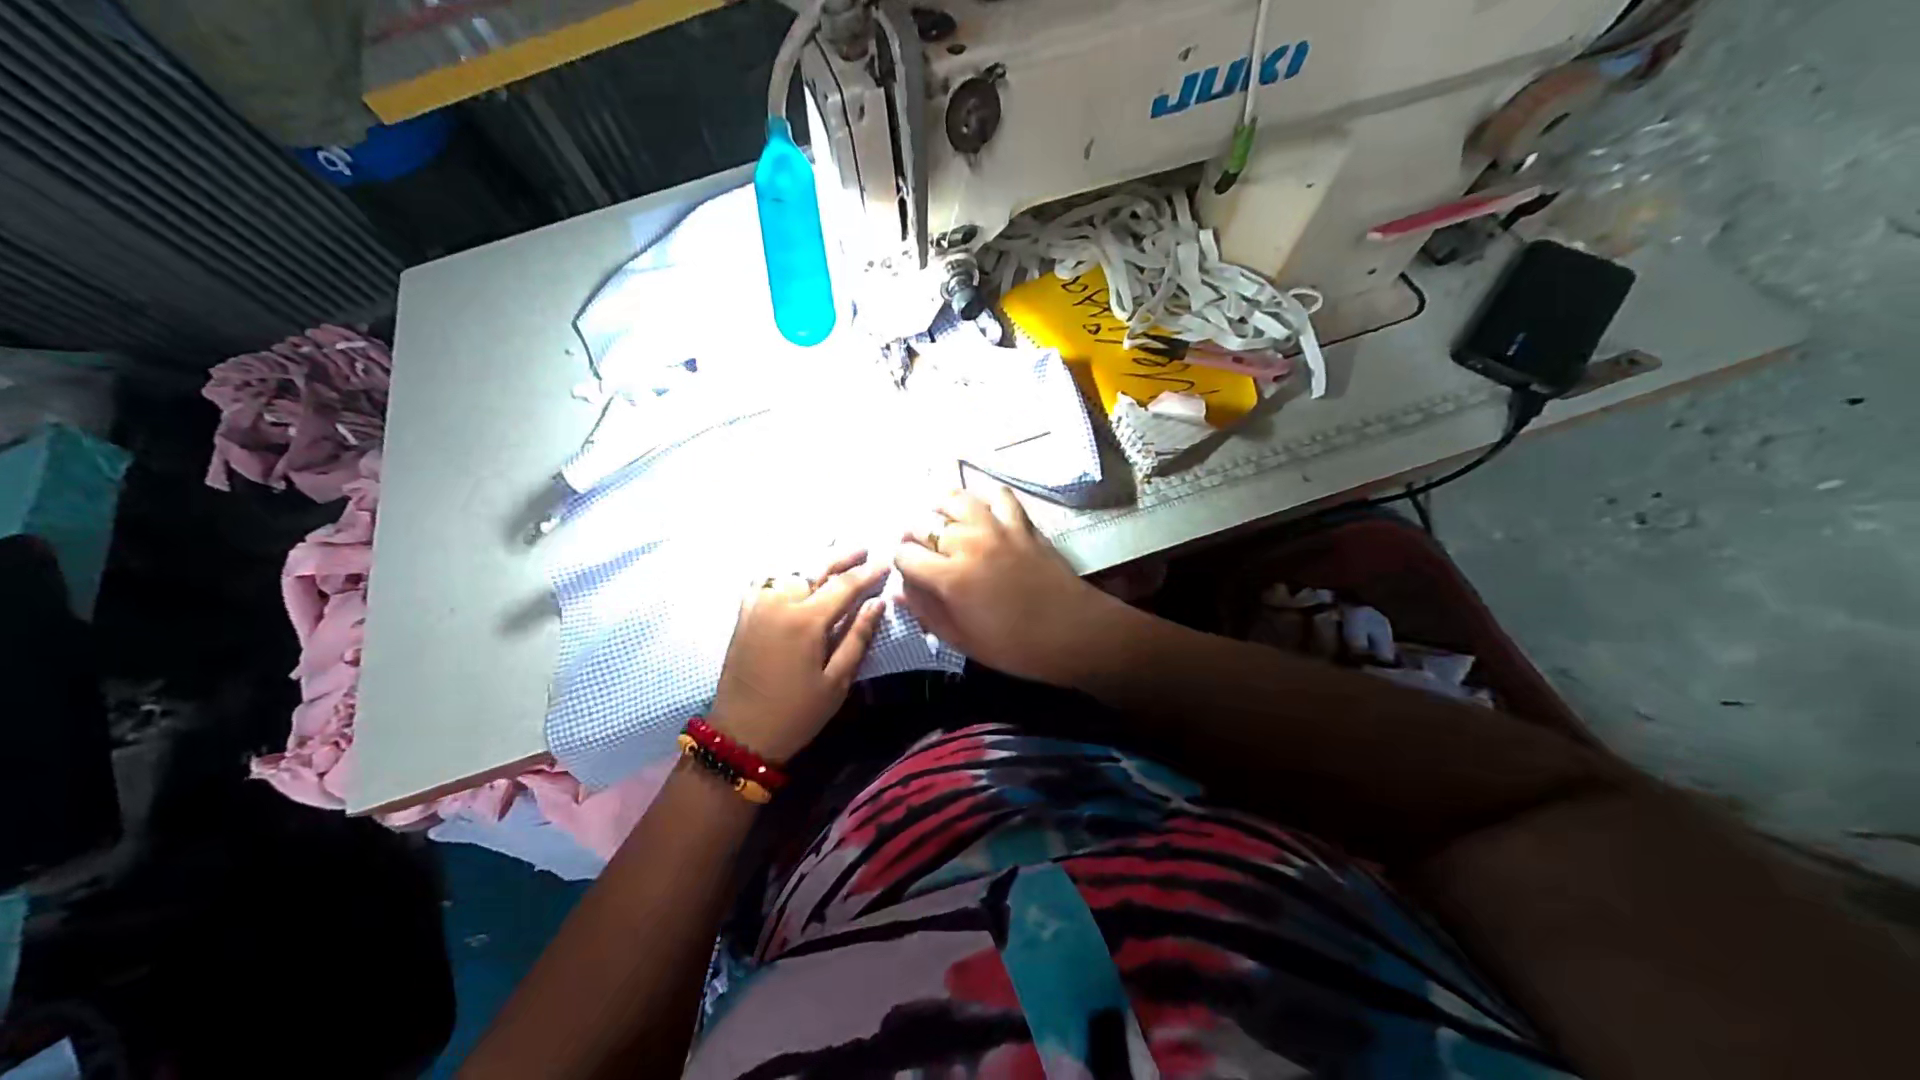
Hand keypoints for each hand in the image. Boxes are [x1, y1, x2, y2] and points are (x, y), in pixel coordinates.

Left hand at [708, 550, 888, 762]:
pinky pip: (764, 581)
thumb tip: (878, 603)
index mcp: (807, 620)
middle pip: (815, 568)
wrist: (741, 734)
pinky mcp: (744, 615)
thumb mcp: (837, 681)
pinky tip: (794, 571)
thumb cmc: (796, 713)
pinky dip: (782, 571)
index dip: (868, 573)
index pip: (844, 585)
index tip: (887, 562)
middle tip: (863, 548)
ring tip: (833, 553)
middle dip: (841, 556)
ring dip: (813, 560)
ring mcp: (758, 606)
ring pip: (788, 569)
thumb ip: (857, 637)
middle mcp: (780, 603)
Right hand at [894, 487, 1118, 684]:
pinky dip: (985, 500)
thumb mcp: (961, 639)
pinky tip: (983, 516)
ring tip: (945, 524)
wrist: (1073, 632)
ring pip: (955, 499)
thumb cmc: (1014, 646)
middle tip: (925, 553)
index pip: (905, 554)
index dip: (902, 563)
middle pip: (925, 523)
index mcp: (949, 577)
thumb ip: (926, 611)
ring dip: (942, 510)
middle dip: (917, 537)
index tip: (911, 574)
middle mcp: (967, 543)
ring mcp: (997, 528)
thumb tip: (899, 589)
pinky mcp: (1022, 523)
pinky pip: (997, 496)